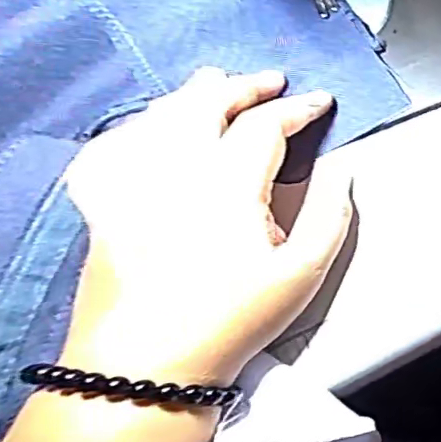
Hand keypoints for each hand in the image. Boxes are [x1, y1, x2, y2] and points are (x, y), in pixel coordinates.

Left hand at [58, 69, 353, 388]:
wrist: (148, 361)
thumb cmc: (235, 316)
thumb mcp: (304, 271)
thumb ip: (329, 215)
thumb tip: (339, 173)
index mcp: (225, 187)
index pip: (264, 126)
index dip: (297, 109)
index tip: (320, 103)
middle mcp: (171, 173)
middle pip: (203, 106)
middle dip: (242, 87)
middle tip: (270, 80)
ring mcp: (128, 186)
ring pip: (156, 118)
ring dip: (190, 95)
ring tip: (212, 82)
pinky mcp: (101, 206)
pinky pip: (107, 149)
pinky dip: (129, 128)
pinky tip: (142, 128)